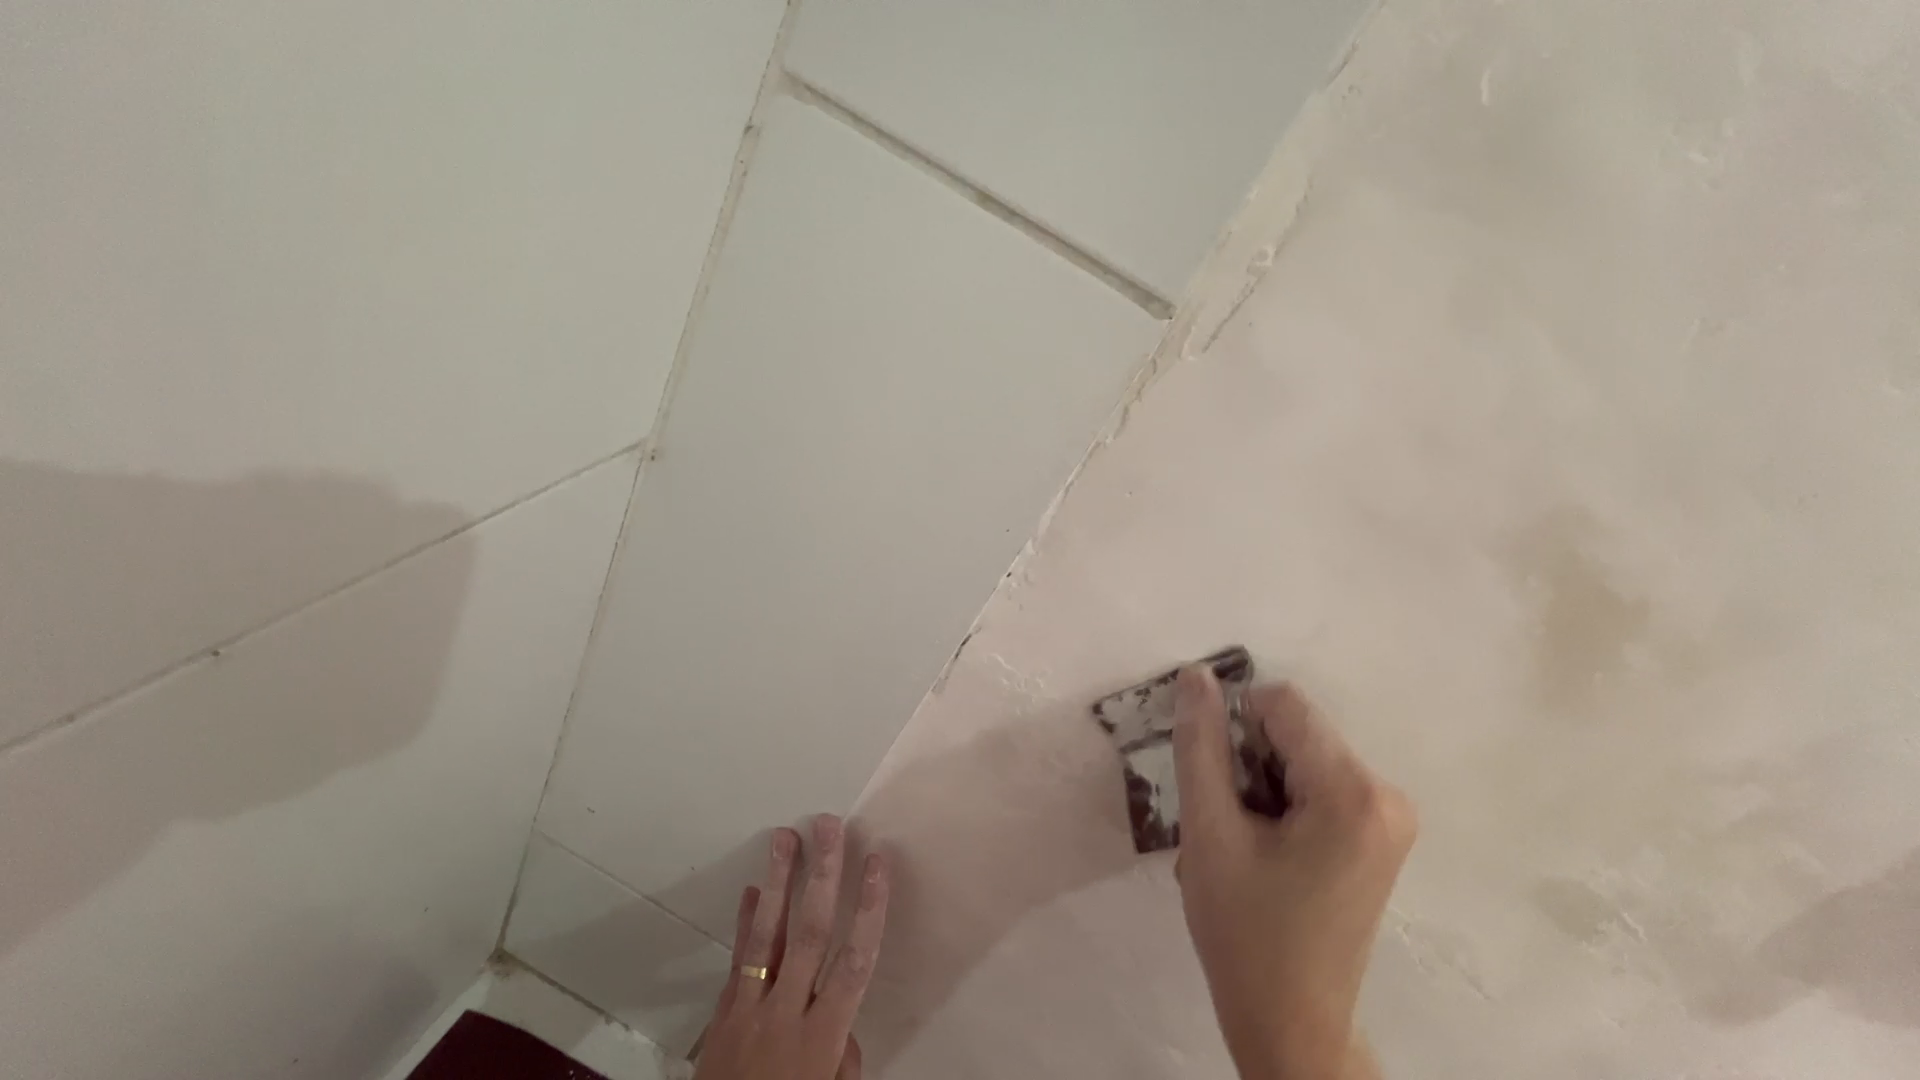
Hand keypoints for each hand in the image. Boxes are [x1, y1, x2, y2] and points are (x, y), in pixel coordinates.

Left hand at [692, 815, 890, 1079]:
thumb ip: (842, 1054)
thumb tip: (842, 1021)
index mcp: (823, 1035)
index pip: (854, 961)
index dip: (868, 908)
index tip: (877, 862)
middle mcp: (787, 1012)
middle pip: (810, 932)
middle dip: (822, 875)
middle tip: (828, 825)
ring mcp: (750, 1008)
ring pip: (768, 935)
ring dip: (778, 881)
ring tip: (784, 836)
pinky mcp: (722, 1014)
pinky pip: (738, 959)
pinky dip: (745, 923)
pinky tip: (750, 890)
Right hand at [1172, 667, 1416, 1079]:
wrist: (1291, 1022)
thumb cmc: (1245, 931)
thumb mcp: (1209, 832)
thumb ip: (1201, 746)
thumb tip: (1195, 676)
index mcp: (1352, 792)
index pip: (1283, 704)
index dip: (1234, 728)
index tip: (1217, 784)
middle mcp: (1386, 794)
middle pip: (1296, 731)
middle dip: (1249, 761)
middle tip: (1228, 823)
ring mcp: (1390, 818)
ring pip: (1303, 755)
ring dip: (1261, 783)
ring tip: (1245, 843)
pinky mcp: (1381, 835)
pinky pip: (1319, 783)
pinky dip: (1282, 801)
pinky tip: (1267, 850)